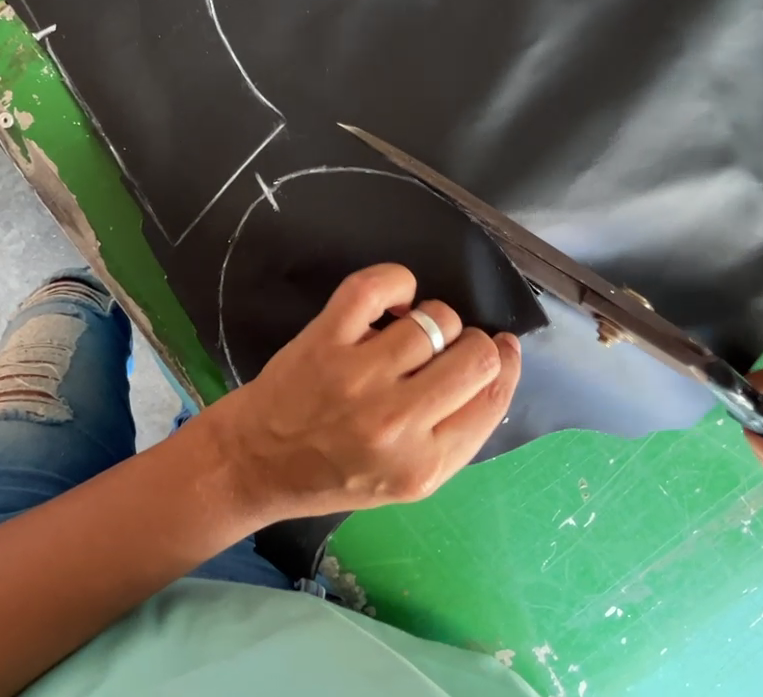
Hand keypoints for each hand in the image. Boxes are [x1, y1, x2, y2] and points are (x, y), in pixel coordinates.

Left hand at [193, 263, 521, 524]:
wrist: (257, 462)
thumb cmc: (336, 474)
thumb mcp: (407, 480)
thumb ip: (455, 433)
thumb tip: (496, 361)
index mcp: (423, 465)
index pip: (492, 398)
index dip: (505, 364)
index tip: (499, 347)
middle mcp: (396, 422)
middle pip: (475, 356)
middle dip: (472, 343)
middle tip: (445, 350)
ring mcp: (358, 377)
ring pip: (436, 319)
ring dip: (432, 318)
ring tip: (409, 333)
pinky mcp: (325, 340)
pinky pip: (378, 286)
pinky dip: (396, 282)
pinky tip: (391, 302)